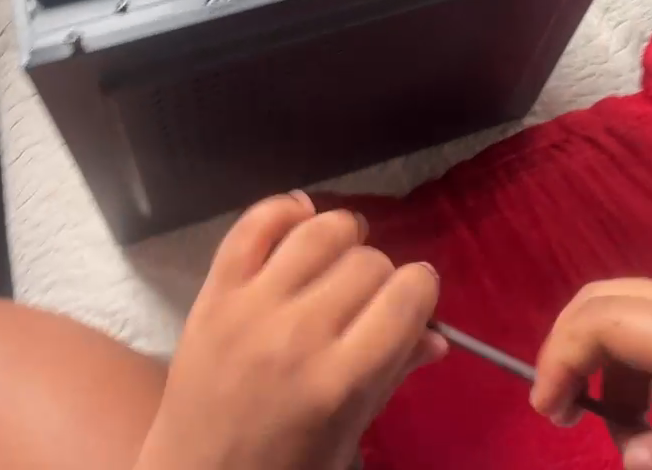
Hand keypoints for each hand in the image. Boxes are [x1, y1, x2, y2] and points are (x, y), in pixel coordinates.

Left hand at [135, 192, 445, 469]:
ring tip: (344, 245)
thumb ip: (391, 376)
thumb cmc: (283, 466)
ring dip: (342, 230)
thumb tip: (436, 333)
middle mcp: (298, 333)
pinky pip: (251, 225)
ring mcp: (251, 305)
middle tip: (371, 291)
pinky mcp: (215, 289)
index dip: (422, 287)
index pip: (403, 299)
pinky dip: (281, 208)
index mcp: (339, 380)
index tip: (417, 293)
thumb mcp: (347, 438)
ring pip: (316, 232)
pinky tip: (300, 212)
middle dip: (382, 271)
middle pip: (365, 263)